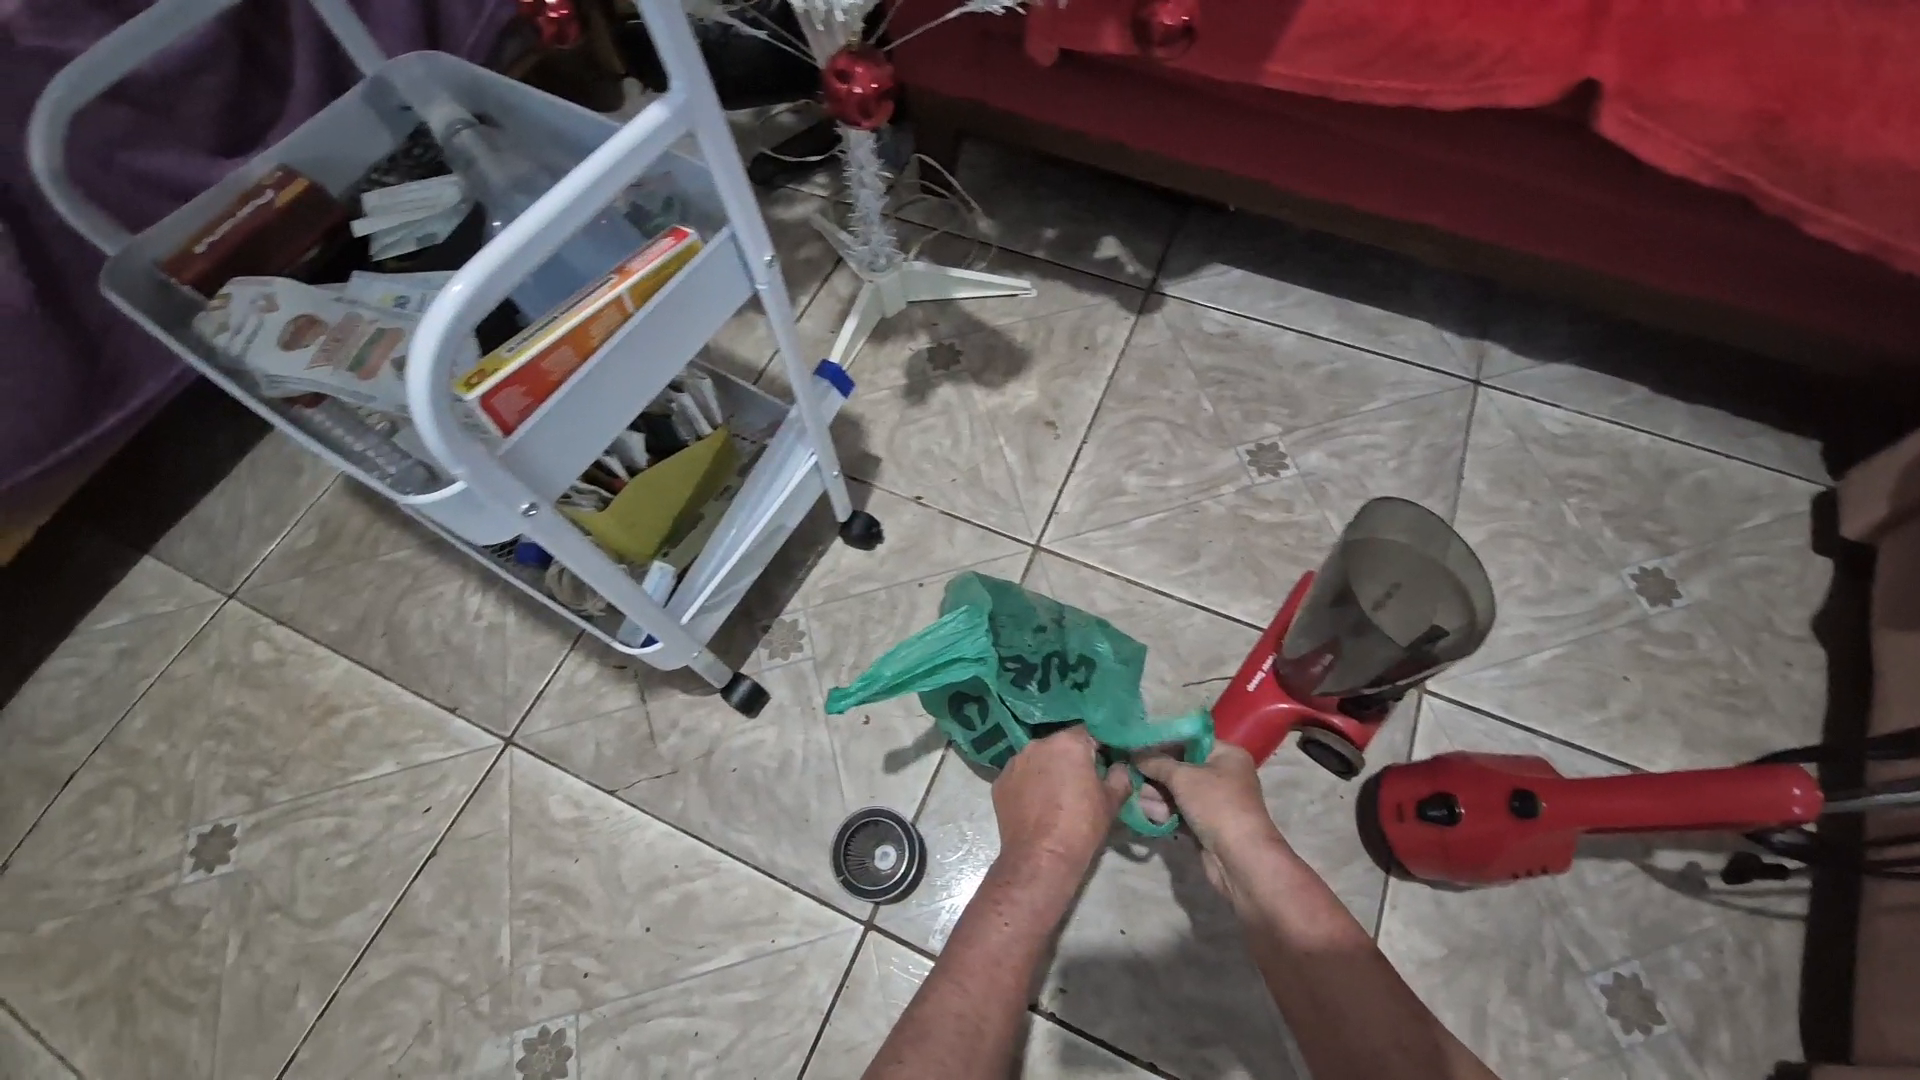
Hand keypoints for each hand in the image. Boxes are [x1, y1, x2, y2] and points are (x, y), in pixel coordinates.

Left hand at [992, 726, 1131, 877]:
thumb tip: (1119, 767)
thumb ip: (1120, 776)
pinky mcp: (1000, 782)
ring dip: (1047, 769)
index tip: (1103, 764)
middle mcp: (1037, 744)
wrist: (1041, 857)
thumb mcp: (1111, 801)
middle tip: (1080, 781)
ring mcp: (1015, 762)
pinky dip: (1028, 785)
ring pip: (1037, 759)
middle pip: (1059, 744)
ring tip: (1055, 796)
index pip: (1087, 733)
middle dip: (1070, 758)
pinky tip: (1036, 805)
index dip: (1097, 747)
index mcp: (1068, 743)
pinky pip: (1020, 776)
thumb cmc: (1081, 825)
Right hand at [1135, 744, 1286, 902]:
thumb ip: (1156, 762)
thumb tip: (1134, 754)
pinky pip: (1179, 811)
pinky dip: (1163, 811)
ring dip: (1155, 794)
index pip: (1189, 740)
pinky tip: (1144, 811)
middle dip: (1154, 772)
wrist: (1240, 859)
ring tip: (1133, 795)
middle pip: (1180, 766)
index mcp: (1226, 754)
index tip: (1135, 743)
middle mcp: (1222, 774)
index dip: (1162, 742)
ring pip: (1177, 791)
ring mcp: (1214, 801)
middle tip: (1129, 773)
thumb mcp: (1183, 776)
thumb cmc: (1216, 805)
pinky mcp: (1205, 824)